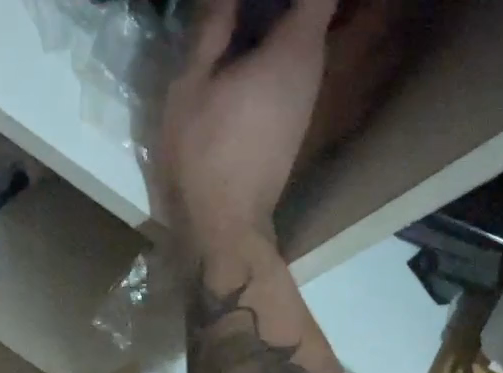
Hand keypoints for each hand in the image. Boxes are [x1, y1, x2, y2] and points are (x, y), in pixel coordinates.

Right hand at [160, 0, 407, 257]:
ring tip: (238, 28)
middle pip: (312, 14)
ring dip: (276, 29)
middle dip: (279, 7)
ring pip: (303, 41)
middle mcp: (312, 66)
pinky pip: (293, 69)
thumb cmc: (202, 152)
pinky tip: (242, 63)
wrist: (225, 221)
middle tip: (238, 11)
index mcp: (292, 49)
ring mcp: (307, 97)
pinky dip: (274, 56)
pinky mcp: (296, 121)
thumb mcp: (190, 88)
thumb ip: (212, 33)